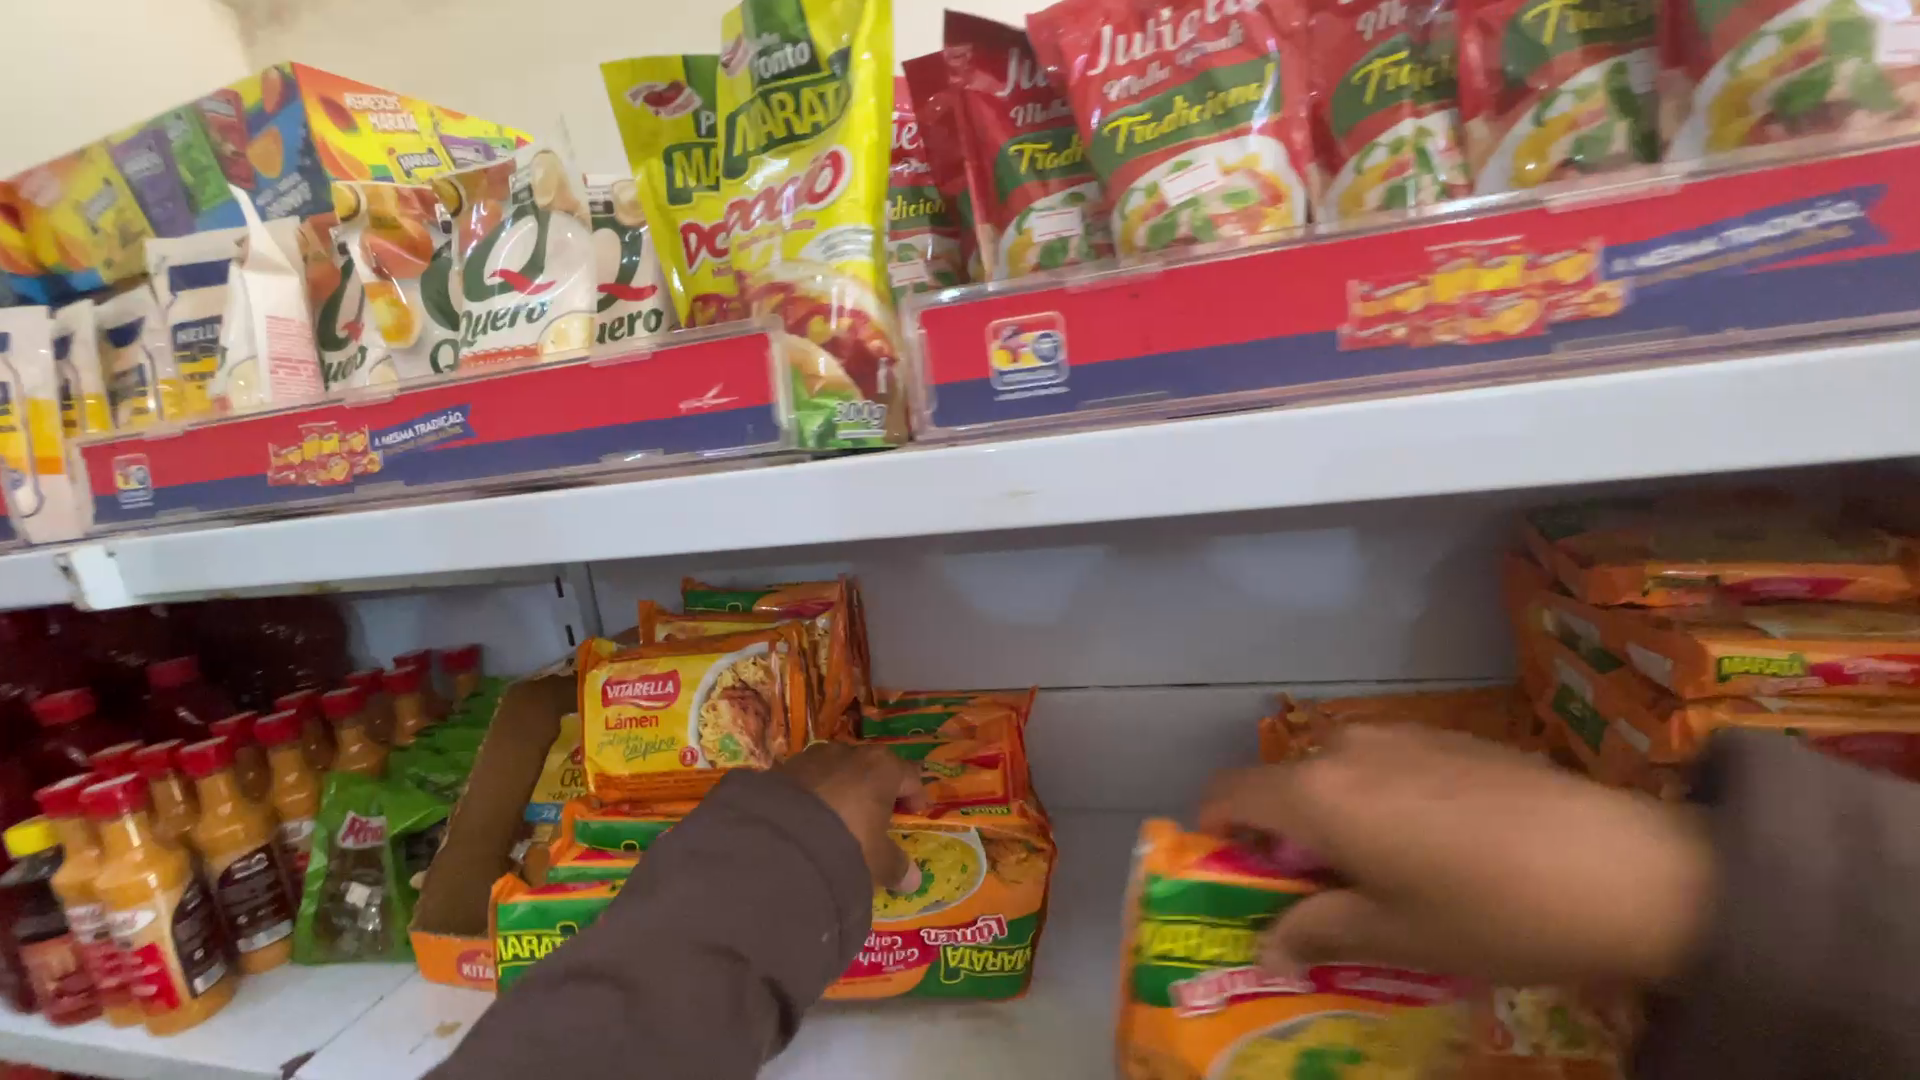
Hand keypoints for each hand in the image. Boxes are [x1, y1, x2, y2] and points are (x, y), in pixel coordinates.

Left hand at [781, 742, 924, 892]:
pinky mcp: (786, 769)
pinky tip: (809, 821)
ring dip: (843, 791)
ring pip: (838, 772)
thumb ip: (897, 866)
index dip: (915, 795)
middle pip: (872, 769)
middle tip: (878, 818)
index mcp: (882, 768)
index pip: (909, 775)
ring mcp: (815, 757)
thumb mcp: (878, 862)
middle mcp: (851, 753)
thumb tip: (913, 879)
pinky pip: (808, 781)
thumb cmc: (846, 843)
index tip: (915, 812)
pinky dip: (814, 797)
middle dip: (877, 791)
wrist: (781, 839)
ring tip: (839, 820)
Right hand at [1200, 723, 1712, 985]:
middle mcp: (1343, 748)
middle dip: (1283, 833)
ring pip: (1334, 771)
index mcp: (1317, 794)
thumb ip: (1316, 931)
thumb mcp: (1396, 937)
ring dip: (1334, 813)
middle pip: (1282, 784)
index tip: (1235, 870)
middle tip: (1324, 888)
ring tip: (1390, 864)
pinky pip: (1382, 760)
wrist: (1630, 867)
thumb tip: (1267, 947)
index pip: (1228, 792)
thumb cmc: (1491, 911)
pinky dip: (1378, 794)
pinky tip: (1441, 837)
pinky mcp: (1444, 733)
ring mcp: (1396, 733)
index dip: (1215, 828)